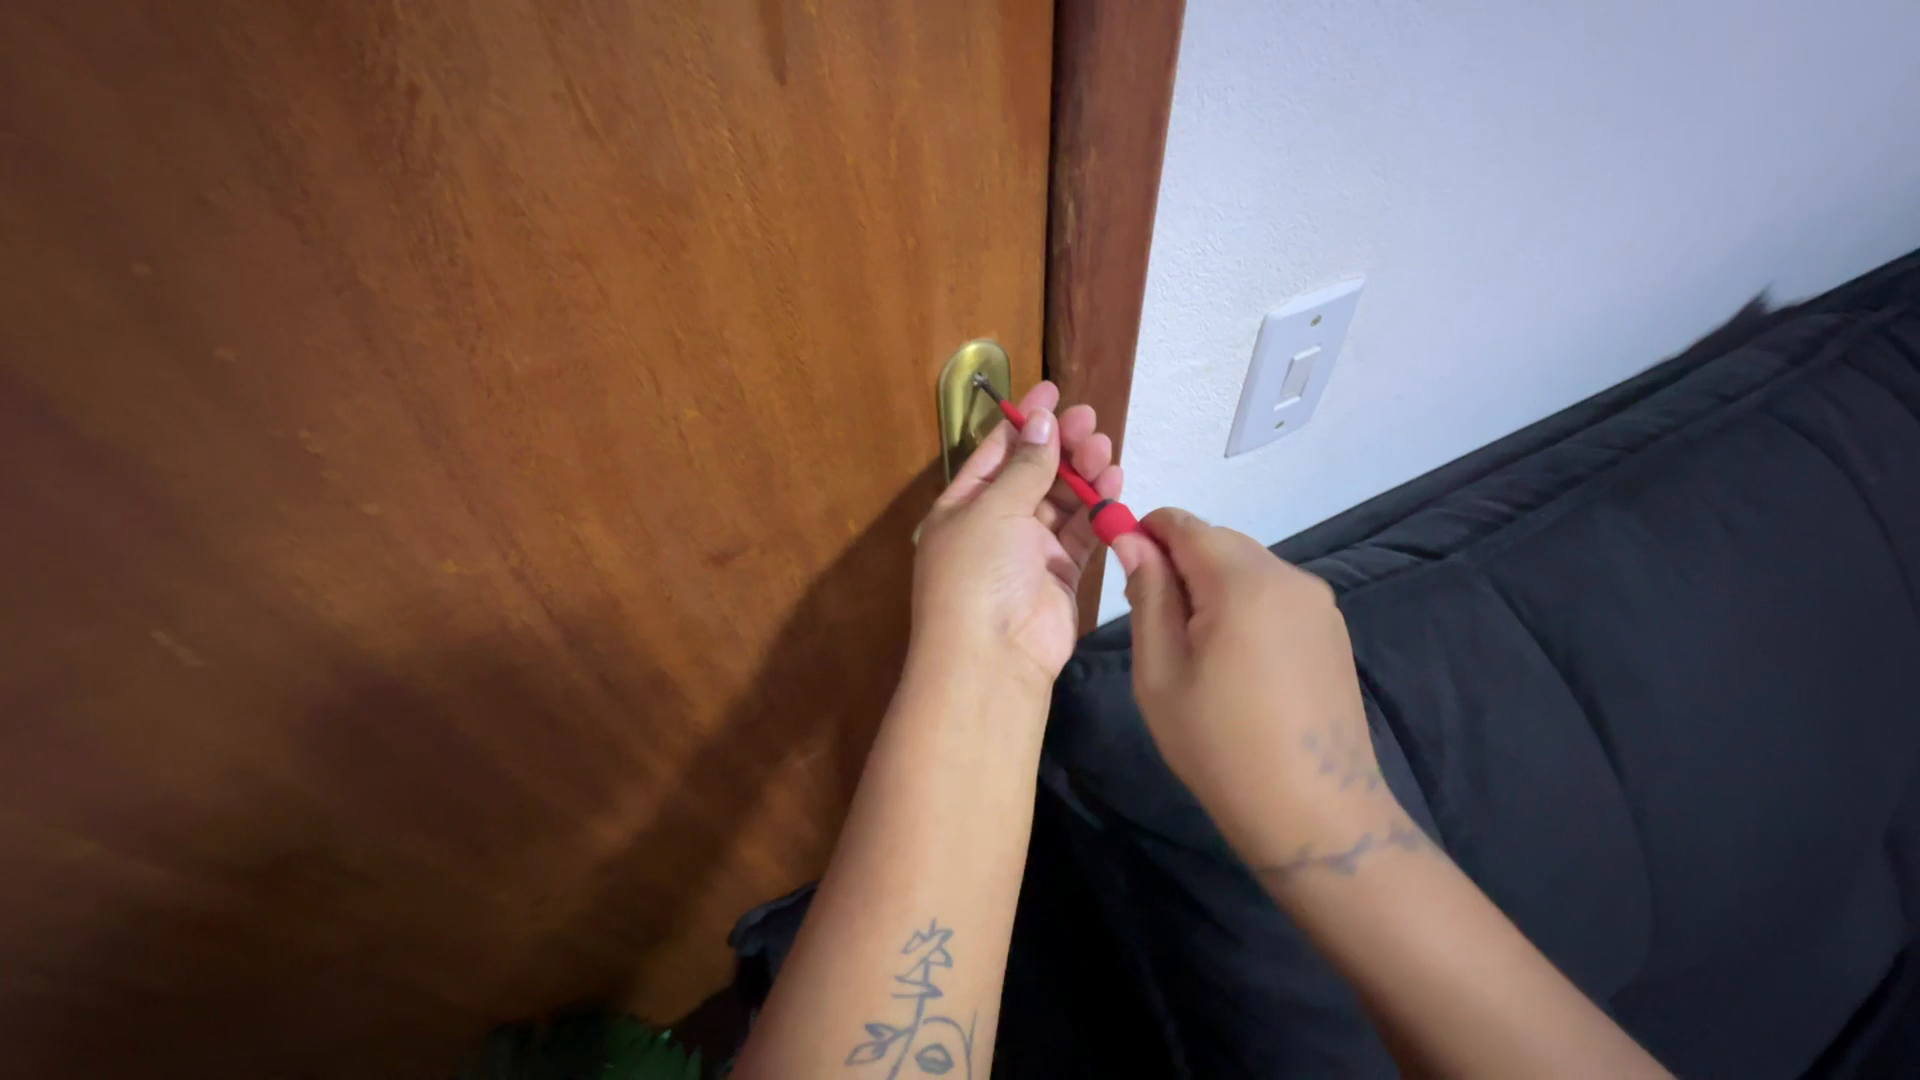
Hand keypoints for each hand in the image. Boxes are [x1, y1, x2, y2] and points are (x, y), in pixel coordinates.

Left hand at [911, 381, 1122, 685]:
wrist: (993, 655)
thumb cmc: (978, 572)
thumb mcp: (992, 509)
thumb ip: (1024, 466)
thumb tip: (1041, 420)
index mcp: (963, 505)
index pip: (995, 452)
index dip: (1022, 420)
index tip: (1051, 389)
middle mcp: (995, 524)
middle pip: (1033, 472)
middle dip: (1061, 444)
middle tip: (1090, 420)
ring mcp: (1029, 549)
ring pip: (1063, 499)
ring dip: (1083, 472)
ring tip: (1105, 450)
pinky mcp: (1061, 572)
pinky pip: (1082, 530)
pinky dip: (1098, 507)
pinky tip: (1114, 483)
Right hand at [1111, 509, 1403, 864]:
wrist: (1314, 812)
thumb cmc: (1218, 743)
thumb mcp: (1160, 671)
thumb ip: (1147, 595)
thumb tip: (1130, 540)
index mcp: (1242, 583)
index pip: (1184, 523)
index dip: (1146, 532)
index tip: (1124, 569)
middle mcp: (1288, 576)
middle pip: (1218, 540)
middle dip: (1178, 560)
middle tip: (1154, 617)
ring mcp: (1317, 602)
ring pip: (1247, 564)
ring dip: (1211, 582)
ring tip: (1194, 645)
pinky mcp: (1331, 627)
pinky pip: (1274, 591)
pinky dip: (1243, 601)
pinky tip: (1235, 656)